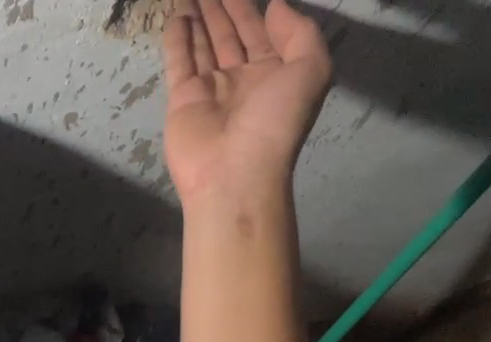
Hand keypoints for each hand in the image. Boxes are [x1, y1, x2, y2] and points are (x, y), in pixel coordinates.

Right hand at [163, 0, 332, 205]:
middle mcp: (242, 81)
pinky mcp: (183, 99)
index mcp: (274, 75)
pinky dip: (178, 38)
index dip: (251, 8)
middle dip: (221, 8)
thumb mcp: (312, 71)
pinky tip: (177, 13)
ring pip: (203, 44)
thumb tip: (275, 6)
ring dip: (198, 16)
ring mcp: (210, 90)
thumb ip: (301, 33)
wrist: (235, 175)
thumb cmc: (276, 123)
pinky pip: (180, 61)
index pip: (262, 32)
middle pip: (229, 35)